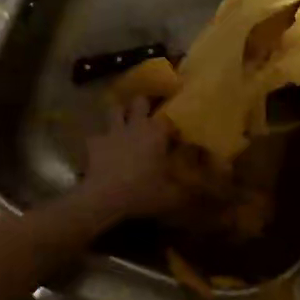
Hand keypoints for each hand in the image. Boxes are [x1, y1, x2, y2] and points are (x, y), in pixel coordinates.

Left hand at [77, 98, 188, 219]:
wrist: (104, 198)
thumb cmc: (142, 193)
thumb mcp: (173, 195)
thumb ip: (189, 187)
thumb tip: (205, 185)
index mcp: (156, 133)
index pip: (169, 119)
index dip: (172, 126)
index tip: (175, 137)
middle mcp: (136, 126)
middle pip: (140, 101)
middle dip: (145, 105)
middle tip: (149, 116)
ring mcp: (113, 132)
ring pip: (115, 110)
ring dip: (121, 114)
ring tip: (125, 123)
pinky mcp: (94, 142)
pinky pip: (97, 135)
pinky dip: (101, 141)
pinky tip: (104, 150)